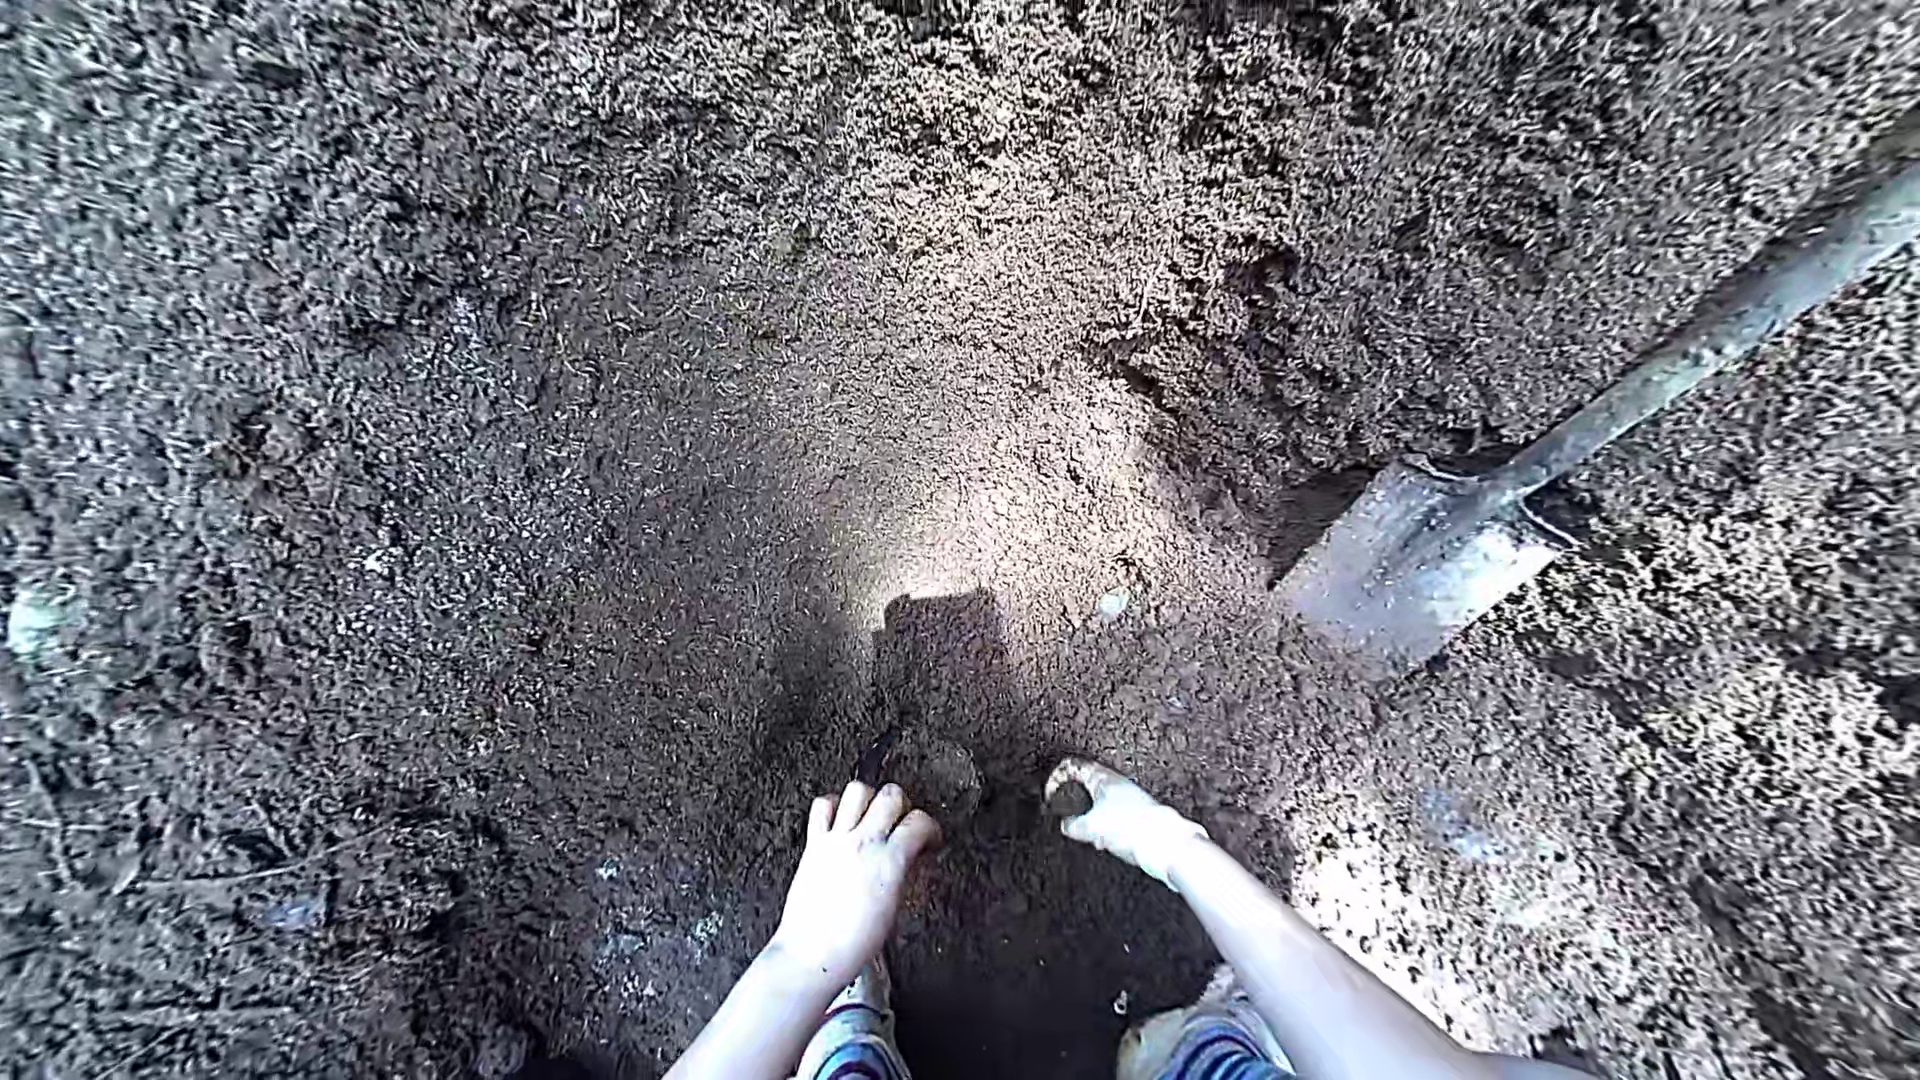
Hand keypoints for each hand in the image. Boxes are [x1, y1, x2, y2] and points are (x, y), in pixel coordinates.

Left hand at [767, 780, 941, 988]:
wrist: (810, 957)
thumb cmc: (851, 945)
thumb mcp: (893, 908)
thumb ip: (902, 871)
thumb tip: (909, 854)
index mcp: (890, 862)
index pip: (920, 822)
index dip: (930, 827)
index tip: (928, 836)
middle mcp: (864, 843)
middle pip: (891, 794)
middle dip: (902, 803)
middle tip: (899, 820)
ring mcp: (838, 840)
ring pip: (858, 789)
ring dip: (869, 798)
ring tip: (870, 814)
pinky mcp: (815, 843)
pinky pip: (823, 805)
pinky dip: (834, 805)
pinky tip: (841, 819)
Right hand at [1046, 757, 1209, 889]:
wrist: (1167, 845)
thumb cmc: (1134, 828)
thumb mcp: (1091, 828)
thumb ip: (1073, 825)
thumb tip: (1066, 825)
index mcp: (1104, 777)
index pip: (1075, 766)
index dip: (1059, 775)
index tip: (1052, 786)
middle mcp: (1119, 783)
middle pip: (1090, 780)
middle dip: (1076, 791)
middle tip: (1065, 802)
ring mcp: (1131, 797)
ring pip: (1103, 797)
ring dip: (1091, 808)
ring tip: (1085, 825)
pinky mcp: (1140, 813)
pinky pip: (1115, 812)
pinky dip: (1106, 821)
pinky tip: (1106, 836)